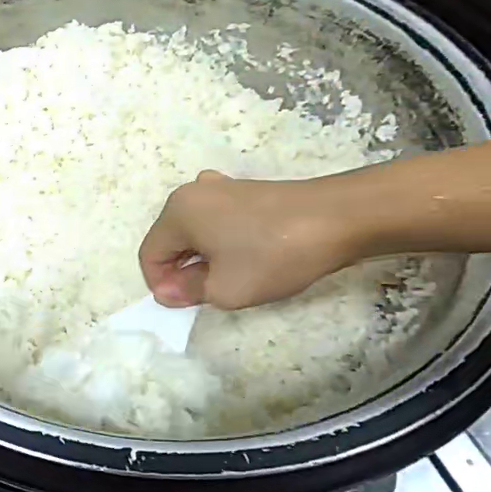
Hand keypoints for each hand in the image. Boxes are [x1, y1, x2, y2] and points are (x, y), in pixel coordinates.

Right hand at [138, 171, 360, 308]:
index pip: (149, 255)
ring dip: (202, 257)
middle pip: (169, 241)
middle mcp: (191, 193)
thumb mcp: (225, 289)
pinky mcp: (244, 189)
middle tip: (212, 293)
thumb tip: (168, 291)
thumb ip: (187, 292)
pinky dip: (220, 240)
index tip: (188, 304)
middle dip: (182, 271)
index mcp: (177, 212)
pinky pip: (215, 220)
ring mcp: (220, 187)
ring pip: (193, 232)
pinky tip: (246, 254)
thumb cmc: (274, 255)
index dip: (161, 285)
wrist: (341, 217)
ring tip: (232, 276)